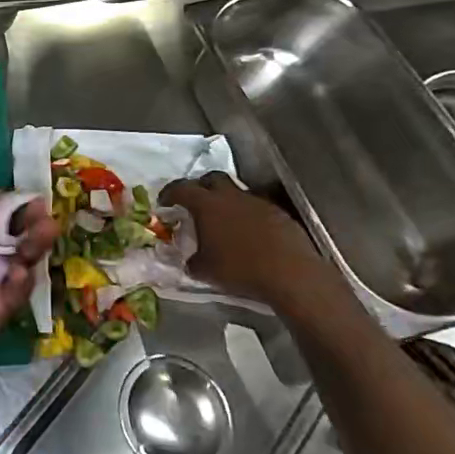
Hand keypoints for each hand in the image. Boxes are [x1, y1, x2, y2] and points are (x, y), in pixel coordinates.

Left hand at [0, 189, 56, 384]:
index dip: (7, 202)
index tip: (28, 196)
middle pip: (9, 231)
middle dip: (28, 221)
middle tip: (45, 215)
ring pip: (20, 256)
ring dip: (34, 244)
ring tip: (47, 232)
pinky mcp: (2, 306)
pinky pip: (18, 288)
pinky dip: (21, 281)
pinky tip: (18, 276)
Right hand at [159, 174, 341, 312]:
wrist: (291, 275)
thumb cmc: (239, 269)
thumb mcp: (203, 270)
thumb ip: (191, 259)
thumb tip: (188, 260)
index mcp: (207, 205)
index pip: (181, 188)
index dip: (169, 193)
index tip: (164, 203)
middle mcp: (231, 196)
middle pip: (212, 178)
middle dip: (200, 187)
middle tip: (194, 203)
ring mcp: (258, 203)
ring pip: (236, 193)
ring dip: (226, 202)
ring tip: (223, 223)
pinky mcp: (279, 214)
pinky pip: (256, 208)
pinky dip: (247, 216)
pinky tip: (248, 235)